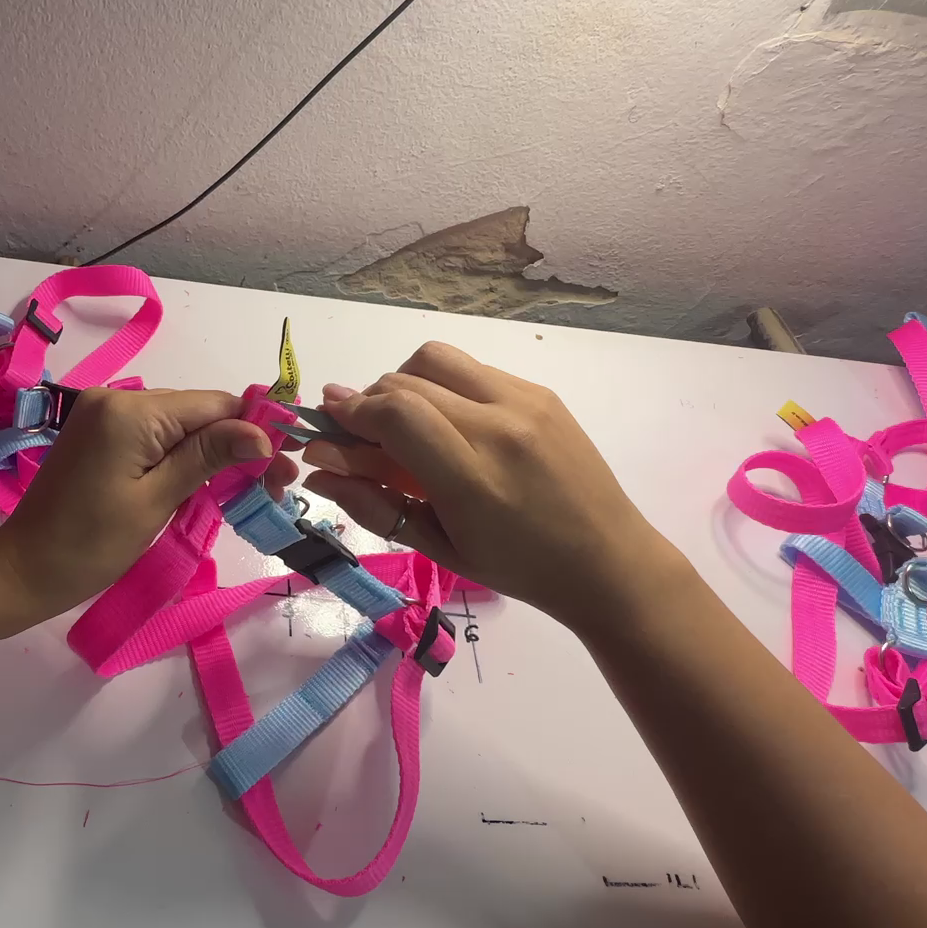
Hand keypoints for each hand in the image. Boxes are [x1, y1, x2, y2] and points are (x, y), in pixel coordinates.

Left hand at [0, 387, 297, 639]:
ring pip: (177, 424)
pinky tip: (204, 481)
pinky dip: (179, 456)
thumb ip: (208, 458)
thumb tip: (262, 433)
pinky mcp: (97, 432)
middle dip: (236, 445)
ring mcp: (102, 413)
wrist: (24, 570)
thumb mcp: (157, 501)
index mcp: (130, 411)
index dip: (253, 431)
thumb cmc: (90, 545)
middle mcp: (116, 398)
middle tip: (273, 487)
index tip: (284, 467)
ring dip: (210, 453)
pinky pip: (152, 434)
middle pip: (196, 412)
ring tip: (246, 489)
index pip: (212, 405)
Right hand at [298, 342, 680, 632]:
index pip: (394, 413)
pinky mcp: (540, 392)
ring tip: (404, 424)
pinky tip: (448, 423)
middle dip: (367, 401)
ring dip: (402, 383)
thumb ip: (372, 504)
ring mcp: (525, 402)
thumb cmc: (516, 568)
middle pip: (405, 381)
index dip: (350, 413)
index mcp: (474, 478)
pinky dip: (439, 386)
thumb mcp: (436, 548)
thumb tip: (316, 470)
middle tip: (359, 434)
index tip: (329, 427)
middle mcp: (500, 427)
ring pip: (434, 359)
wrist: (610, 562)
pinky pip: (469, 369)